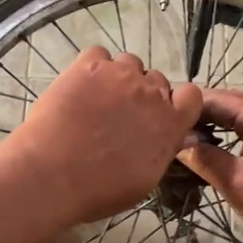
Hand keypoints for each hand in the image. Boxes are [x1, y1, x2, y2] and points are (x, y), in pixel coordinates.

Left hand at [2, 47, 203, 224]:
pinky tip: (80, 87)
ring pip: (128, 63)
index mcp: (169, 123)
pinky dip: (93, 67)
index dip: (176, 101)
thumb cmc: (99, 188)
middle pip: (156, 79)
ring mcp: (118, 74)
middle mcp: (149, 92)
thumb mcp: (145, 179)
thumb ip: (165, 149)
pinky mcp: (88, 65)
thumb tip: (178, 136)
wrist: (51, 175)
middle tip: (121, 115)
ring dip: (120, 78)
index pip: (191, 95)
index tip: (161, 114)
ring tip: (98, 100)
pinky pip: (99, 54)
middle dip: (143, 94)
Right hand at [177, 89, 242, 242]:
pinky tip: (205, 147)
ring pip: (234, 118)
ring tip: (178, 134)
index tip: (159, 110)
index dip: (187, 104)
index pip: (215, 99)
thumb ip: (205, 159)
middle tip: (165, 123)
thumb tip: (176, 142)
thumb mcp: (237, 182)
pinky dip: (223, 135)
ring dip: (209, 124)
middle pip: (225, 105)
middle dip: (196, 113)